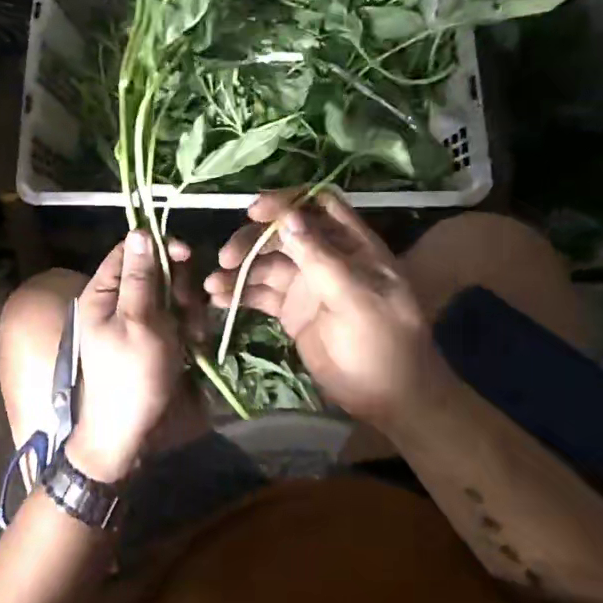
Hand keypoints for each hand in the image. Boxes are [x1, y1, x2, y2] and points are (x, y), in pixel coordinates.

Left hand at [63, 231, 191, 482]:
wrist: (128, 435)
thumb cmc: (130, 376)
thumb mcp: (137, 322)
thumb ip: (140, 276)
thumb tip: (139, 231)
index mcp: (103, 292)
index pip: (130, 250)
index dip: (158, 247)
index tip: (185, 256)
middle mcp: (118, 301)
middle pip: (155, 270)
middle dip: (178, 285)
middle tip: (188, 308)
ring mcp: (137, 321)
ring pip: (170, 294)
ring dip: (187, 309)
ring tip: (192, 336)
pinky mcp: (154, 338)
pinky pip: (175, 318)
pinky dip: (187, 328)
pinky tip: (194, 345)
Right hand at [205, 191, 450, 426]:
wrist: (389, 399)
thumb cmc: (383, 344)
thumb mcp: (356, 300)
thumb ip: (320, 258)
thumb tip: (288, 218)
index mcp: (351, 245)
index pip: (317, 206)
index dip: (286, 203)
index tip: (254, 212)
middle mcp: (326, 257)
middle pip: (282, 234)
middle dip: (252, 241)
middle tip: (227, 259)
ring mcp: (307, 284)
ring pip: (266, 264)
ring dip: (238, 270)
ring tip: (213, 284)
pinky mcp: (291, 310)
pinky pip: (260, 294)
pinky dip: (239, 294)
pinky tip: (218, 300)